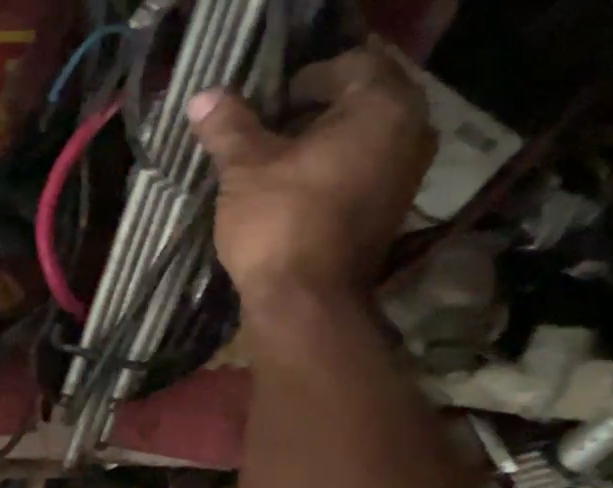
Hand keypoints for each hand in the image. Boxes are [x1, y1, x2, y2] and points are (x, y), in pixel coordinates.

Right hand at [188, 44, 436, 307]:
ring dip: (320, 142)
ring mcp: (407, 169)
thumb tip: (203, 96)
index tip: (262, 106)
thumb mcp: (245, 170)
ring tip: (273, 163)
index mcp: (382, 107)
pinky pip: (363, 166)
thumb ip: (229, 128)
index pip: (348, 66)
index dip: (301, 79)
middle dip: (311, 111)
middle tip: (263, 131)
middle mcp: (410, 129)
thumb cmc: (279, 222)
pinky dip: (331, 168)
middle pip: (360, 100)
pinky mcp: (391, 203)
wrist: (306, 297)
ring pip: (362, 136)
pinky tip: (293, 189)